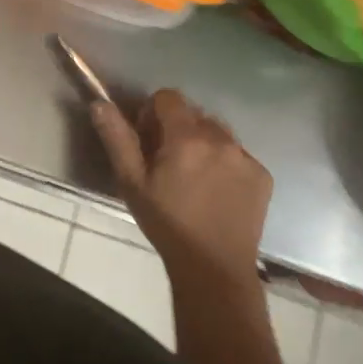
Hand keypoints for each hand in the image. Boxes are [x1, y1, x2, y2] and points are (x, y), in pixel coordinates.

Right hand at [89, 90, 271, 293]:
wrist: (214, 266)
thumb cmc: (166, 222)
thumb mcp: (131, 181)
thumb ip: (117, 138)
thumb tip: (99, 103)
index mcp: (187, 138)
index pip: (169, 97)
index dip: (152, 112)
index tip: (147, 138)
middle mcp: (221, 139)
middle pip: (194, 113)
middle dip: (177, 127)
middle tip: (166, 160)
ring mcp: (246, 157)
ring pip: (218, 132)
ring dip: (202, 142)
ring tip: (192, 175)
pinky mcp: (263, 175)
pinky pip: (238, 153)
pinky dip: (223, 161)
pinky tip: (214, 190)